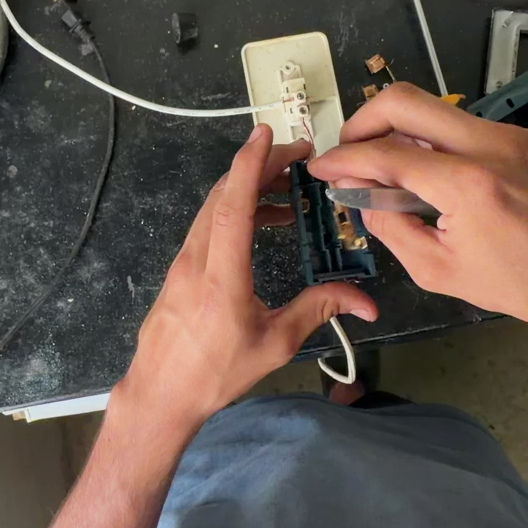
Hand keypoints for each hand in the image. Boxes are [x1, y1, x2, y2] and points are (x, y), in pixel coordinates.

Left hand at [116, 125, 377, 428]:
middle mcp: (197, 257)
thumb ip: (317, 311)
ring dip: (248, 187)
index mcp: (221, 273)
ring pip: (213, 208)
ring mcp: (183, 261)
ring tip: (288, 187)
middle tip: (299, 157)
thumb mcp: (274, 344)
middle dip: (260, 166)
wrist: (160, 393)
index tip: (267, 134)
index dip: (250, 164)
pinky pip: (208, 226)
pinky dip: (234, 210)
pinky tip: (262, 222)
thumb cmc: (216, 373)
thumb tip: (367, 303)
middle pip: (224, 196)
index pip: (233, 205)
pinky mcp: (180, 269)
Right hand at [307, 83, 527, 350]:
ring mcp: (510, 135)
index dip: (342, 159)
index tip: (320, 168)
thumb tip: (356, 192)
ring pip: (432, 108)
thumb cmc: (517, 286)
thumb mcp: (435, 270)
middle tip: (348, 152)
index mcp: (468, 185)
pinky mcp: (522, 137)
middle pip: (405, 99)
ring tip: (384, 170)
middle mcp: (490, 145)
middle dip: (362, 121)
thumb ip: (386, 225)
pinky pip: (459, 125)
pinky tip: (427, 175)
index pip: (385, 154)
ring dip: (396, 130)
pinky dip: (429, 141)